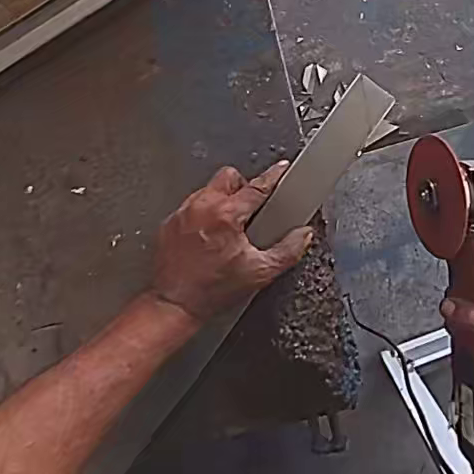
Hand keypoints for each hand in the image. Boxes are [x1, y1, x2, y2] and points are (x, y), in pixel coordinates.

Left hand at [150, 162, 313, 321]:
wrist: (175, 305)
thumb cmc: (212, 291)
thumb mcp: (260, 272)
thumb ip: (288, 250)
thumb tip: (303, 235)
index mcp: (226, 215)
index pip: (257, 186)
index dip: (274, 176)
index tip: (282, 169)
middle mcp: (202, 207)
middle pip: (229, 177)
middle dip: (243, 187)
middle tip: (250, 209)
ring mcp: (183, 213)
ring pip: (209, 189)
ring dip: (222, 200)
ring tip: (229, 226)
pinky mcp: (170, 222)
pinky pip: (191, 205)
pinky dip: (203, 213)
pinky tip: (210, 235)